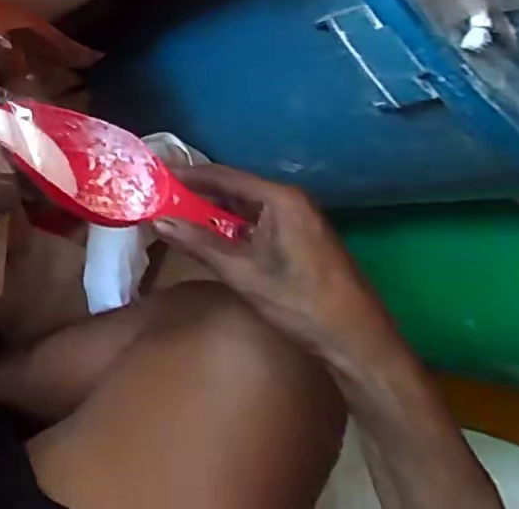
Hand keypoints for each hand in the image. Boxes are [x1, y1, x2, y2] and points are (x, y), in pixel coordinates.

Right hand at [154, 164, 396, 367]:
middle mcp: (291, 201)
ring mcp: (300, 220)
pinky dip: (231, 223)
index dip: (188, 174)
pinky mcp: (302, 238)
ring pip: (245, 205)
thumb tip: (157, 221)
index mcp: (280, 199)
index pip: (223, 176)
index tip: (157, 172)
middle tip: (162, 192)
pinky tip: (210, 232)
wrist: (361, 347)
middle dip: (197, 190)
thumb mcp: (242, 272)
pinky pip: (258, 219)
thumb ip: (197, 242)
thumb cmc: (301, 304)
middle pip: (234, 187)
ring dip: (213, 208)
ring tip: (177, 209)